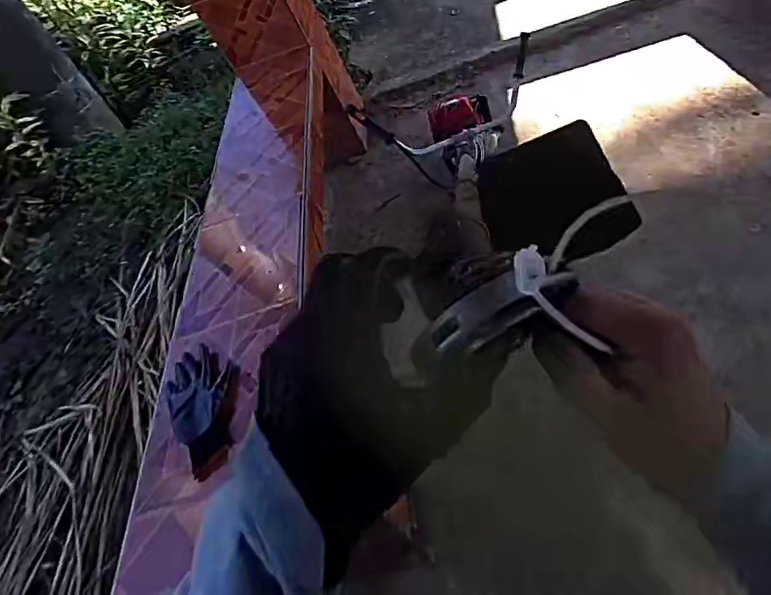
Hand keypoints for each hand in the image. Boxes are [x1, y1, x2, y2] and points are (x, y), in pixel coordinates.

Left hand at [257, 248, 501, 581]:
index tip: (411, 271)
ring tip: (373, 336)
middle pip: (335, 270)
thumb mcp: (428, 428)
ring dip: (347, 300)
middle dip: (367, 274)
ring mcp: (284, 346)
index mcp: (347, 333)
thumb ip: (469, 383)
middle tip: (395, 305)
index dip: (389, 259)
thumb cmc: (363, 464)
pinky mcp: (271, 365)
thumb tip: (500, 346)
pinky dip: (328, 322)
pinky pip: (304, 323)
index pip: (364, 267)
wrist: (292, 512)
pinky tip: (345, 363)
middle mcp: (310, 327)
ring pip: (318, 296)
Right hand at [534, 286, 729, 507]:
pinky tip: (595, 363)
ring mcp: (664, 318)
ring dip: (583, 330)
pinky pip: (619, 320)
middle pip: (596, 299)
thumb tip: (540, 333)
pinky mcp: (664, 331)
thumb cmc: (667, 448)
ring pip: (605, 309)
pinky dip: (600, 335)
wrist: (721, 468)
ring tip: (569, 361)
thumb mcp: (611, 417)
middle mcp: (659, 310)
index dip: (553, 310)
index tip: (528, 330)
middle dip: (568, 322)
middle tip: (549, 353)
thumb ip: (572, 371)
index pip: (586, 299)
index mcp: (650, 326)